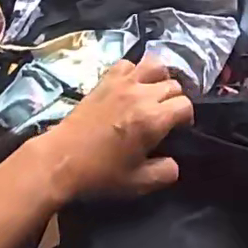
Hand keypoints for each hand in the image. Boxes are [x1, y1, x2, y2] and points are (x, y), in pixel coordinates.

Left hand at [20, 58, 194, 206]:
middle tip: (164, 116)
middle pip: (173, 84)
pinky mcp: (104, 80)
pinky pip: (127, 64)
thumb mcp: (139, 183)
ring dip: (159, 78)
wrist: (61, 158)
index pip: (185, 105)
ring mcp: (121, 83)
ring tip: (152, 95)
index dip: (186, 118)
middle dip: (174, 100)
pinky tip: (130, 87)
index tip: (177, 130)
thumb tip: (174, 161)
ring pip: (154, 64)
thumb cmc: (101, 173)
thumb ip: (166, 172)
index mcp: (152, 119)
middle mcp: (140, 94)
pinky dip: (134, 71)